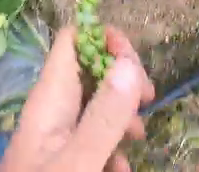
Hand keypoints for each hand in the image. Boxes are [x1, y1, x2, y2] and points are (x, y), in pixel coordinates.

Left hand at [0, 26, 154, 171]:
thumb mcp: (77, 164)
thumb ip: (103, 117)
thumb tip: (129, 63)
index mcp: (49, 99)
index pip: (73, 40)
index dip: (105, 39)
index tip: (133, 65)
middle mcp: (53, 112)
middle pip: (91, 70)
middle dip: (123, 79)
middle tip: (148, 101)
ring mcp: (59, 140)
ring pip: (96, 107)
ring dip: (123, 116)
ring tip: (140, 139)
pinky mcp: (66, 164)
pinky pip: (94, 142)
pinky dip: (113, 149)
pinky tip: (121, 170)